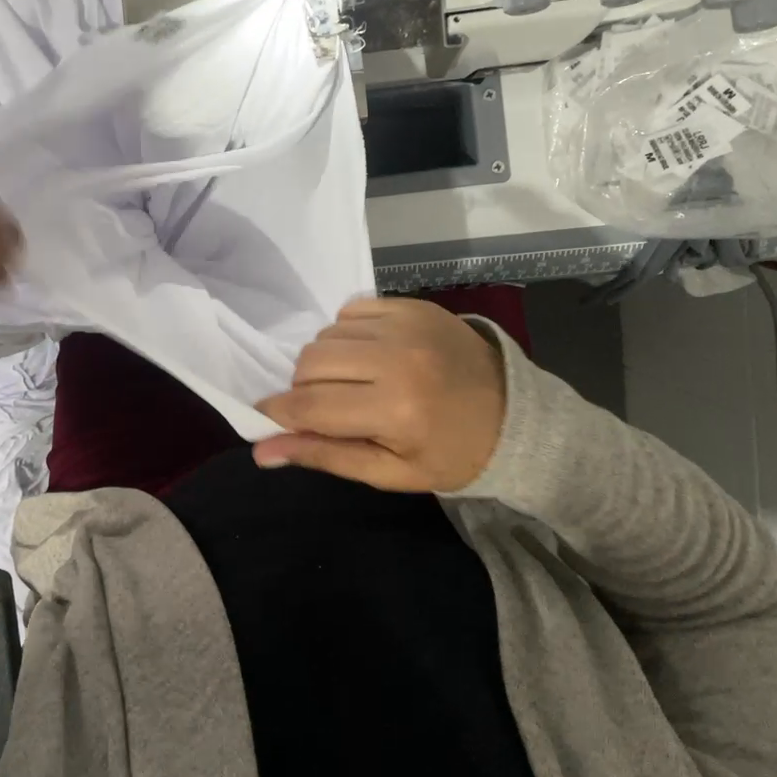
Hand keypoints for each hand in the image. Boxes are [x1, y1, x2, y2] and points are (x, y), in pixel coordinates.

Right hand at [253, 298, 506, 492]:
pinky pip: (349, 309)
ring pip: (325, 335)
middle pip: (309, 363)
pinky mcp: (412, 305)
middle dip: (304, 388)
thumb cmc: (449, 454)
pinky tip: (369, 354)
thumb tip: (262, 451)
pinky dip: (346, 332)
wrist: (514, 415)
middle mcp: (397, 359)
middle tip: (329, 407)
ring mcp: (406, 324)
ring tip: (355, 381)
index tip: (265, 418)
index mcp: (396, 410)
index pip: (310, 406)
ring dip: (326, 361)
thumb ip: (324, 456)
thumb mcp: (389, 471)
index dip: (278, 413)